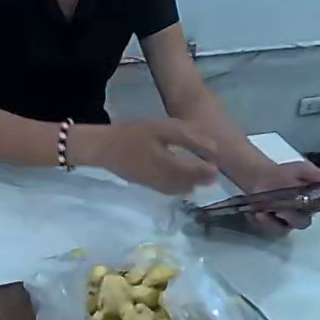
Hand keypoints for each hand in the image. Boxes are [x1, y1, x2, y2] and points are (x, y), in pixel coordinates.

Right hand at [72, 119, 218, 194]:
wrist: (104, 148)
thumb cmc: (134, 134)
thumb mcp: (163, 129)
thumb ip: (189, 138)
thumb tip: (214, 149)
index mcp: (170, 166)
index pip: (197, 174)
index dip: (209, 171)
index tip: (216, 163)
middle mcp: (165, 181)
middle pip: (190, 185)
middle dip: (202, 179)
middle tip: (211, 168)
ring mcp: (154, 186)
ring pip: (180, 190)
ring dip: (192, 184)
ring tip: (198, 173)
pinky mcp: (146, 185)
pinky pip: (169, 191)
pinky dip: (179, 186)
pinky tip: (180, 178)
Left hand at [233, 158, 319, 233]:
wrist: (260, 177)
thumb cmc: (283, 174)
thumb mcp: (300, 169)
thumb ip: (317, 174)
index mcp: (314, 200)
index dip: (313, 203)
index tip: (305, 197)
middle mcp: (304, 213)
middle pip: (304, 221)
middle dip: (292, 214)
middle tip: (281, 206)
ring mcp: (289, 222)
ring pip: (286, 228)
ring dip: (276, 219)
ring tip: (264, 210)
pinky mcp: (275, 226)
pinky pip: (273, 229)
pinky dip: (266, 222)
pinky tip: (258, 213)